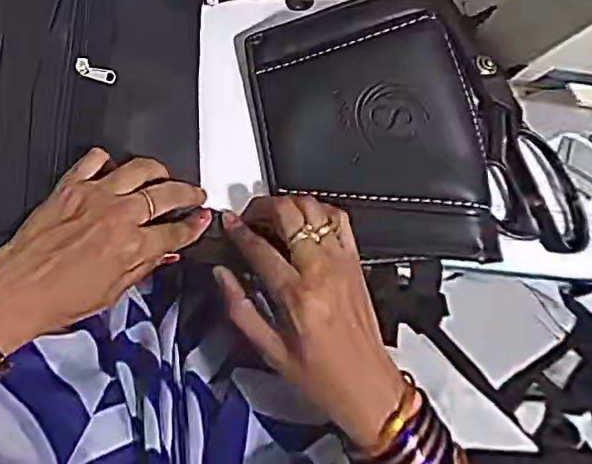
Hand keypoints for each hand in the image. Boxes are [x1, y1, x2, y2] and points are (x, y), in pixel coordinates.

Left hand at [0, 148, 210, 351]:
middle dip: (188, 192)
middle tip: (194, 193)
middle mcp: (117, 217)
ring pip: (140, 168)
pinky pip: (97, 158)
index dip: (193, 225)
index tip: (200, 220)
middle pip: (166, 194)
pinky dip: (109, 158)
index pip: (174, 231)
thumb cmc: (55, 302)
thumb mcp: (110, 296)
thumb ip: (142, 269)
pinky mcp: (72, 185)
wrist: (14, 292)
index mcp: (130, 249)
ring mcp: (95, 196)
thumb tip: (162, 254)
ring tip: (163, 174)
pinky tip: (114, 166)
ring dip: (158, 169)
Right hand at [214, 195, 405, 444]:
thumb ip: (240, 309)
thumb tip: (222, 276)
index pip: (259, 247)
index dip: (238, 230)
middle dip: (260, 207)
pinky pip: (339, 217)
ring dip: (287, 203)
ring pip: (312, 207)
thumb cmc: (325, 378)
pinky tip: (306, 218)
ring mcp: (341, 261)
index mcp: (297, 297)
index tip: (229, 224)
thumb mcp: (271, 353)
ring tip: (274, 215)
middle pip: (287, 213)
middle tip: (249, 216)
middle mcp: (321, 271)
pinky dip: (319, 209)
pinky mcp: (355, 260)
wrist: (369, 389)